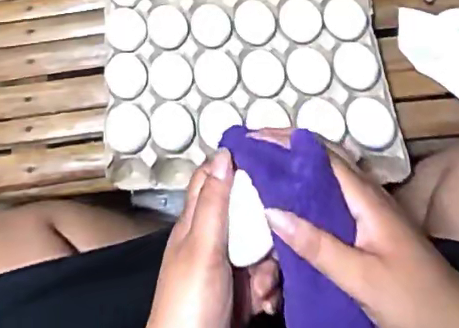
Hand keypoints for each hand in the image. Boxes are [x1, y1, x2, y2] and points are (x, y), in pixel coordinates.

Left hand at [147, 149, 258, 327]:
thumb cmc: (188, 304)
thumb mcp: (202, 246)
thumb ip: (214, 201)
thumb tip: (224, 153)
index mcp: (194, 224)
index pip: (212, 180)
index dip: (234, 167)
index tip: (265, 162)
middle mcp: (210, 242)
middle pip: (245, 216)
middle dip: (264, 230)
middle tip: (268, 246)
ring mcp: (225, 271)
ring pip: (259, 250)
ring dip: (269, 268)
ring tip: (261, 289)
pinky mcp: (240, 297)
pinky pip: (264, 281)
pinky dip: (269, 292)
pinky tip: (264, 305)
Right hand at [265, 149, 458, 327]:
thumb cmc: (417, 300)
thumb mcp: (363, 278)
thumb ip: (318, 245)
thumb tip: (271, 208)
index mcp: (365, 195)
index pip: (318, 152)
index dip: (285, 140)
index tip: (252, 137)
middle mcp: (366, 193)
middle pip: (320, 157)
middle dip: (285, 147)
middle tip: (250, 150)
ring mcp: (369, 210)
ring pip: (325, 176)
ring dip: (294, 168)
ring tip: (261, 171)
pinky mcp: (369, 228)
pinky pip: (331, 198)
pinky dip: (305, 192)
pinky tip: (289, 207)